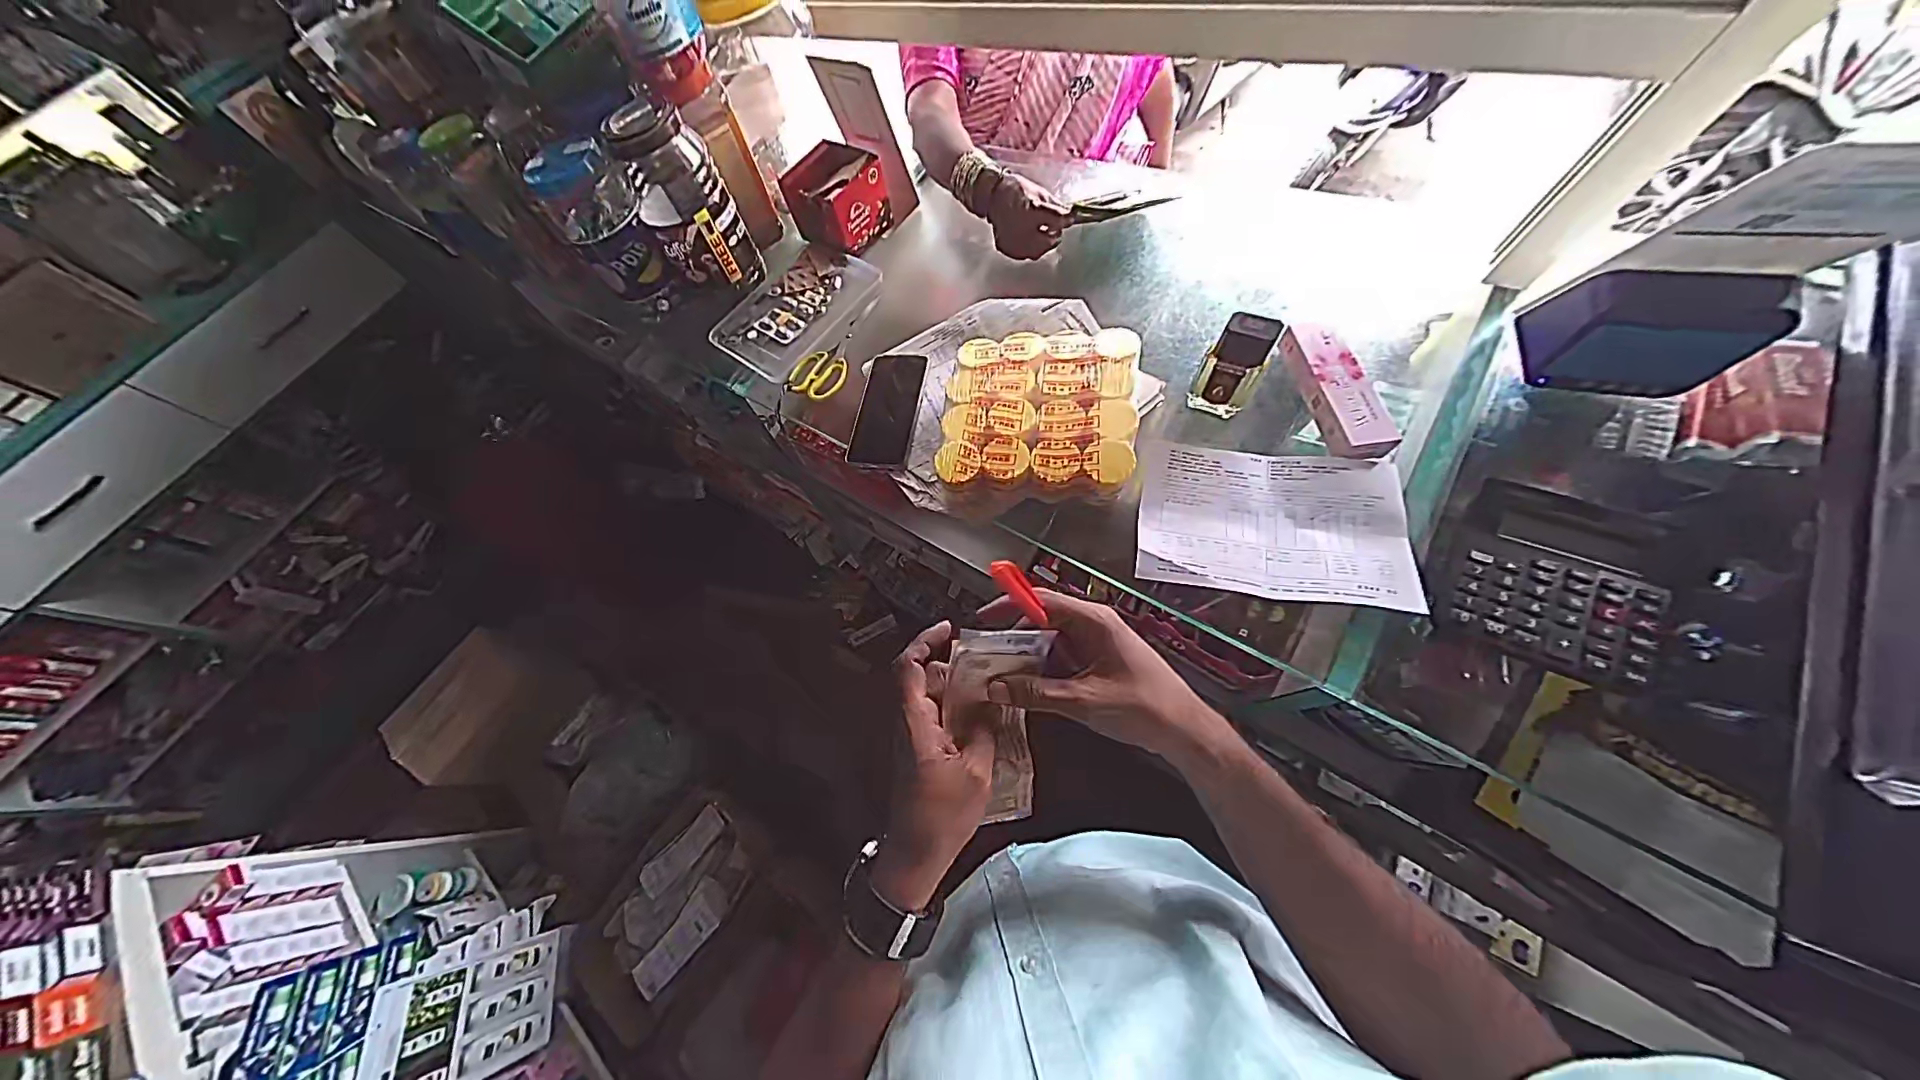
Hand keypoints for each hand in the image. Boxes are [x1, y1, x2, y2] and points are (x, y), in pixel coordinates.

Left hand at [876, 620, 994, 910]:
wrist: (915, 854)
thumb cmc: (941, 817)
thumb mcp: (976, 771)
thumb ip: (983, 729)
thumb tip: (989, 700)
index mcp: (915, 723)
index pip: (908, 668)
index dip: (924, 641)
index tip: (948, 629)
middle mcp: (907, 723)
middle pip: (920, 677)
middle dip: (947, 661)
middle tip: (981, 658)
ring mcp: (910, 737)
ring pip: (928, 695)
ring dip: (952, 684)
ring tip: (986, 682)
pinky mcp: (917, 749)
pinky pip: (933, 715)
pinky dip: (952, 705)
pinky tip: (978, 713)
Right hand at [984, 172, 1071, 259]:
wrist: (993, 195)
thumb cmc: (1016, 191)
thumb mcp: (1040, 193)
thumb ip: (1056, 207)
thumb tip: (1068, 216)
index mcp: (1034, 212)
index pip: (1059, 221)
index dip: (1067, 219)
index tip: (1069, 218)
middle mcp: (1024, 230)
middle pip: (1049, 241)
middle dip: (1054, 234)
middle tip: (1053, 226)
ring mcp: (1015, 242)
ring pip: (1038, 251)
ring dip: (1042, 243)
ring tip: (1039, 232)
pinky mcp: (1008, 248)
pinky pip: (1024, 253)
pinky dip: (1029, 247)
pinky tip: (1027, 236)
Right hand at [984, 589, 1233, 764]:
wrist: (1184, 730)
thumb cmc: (1145, 707)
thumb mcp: (1083, 700)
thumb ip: (1036, 693)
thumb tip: (997, 686)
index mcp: (1094, 621)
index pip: (1041, 599)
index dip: (1008, 604)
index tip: (984, 618)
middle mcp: (1094, 625)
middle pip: (1042, 619)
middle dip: (1014, 637)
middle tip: (989, 656)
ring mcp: (1097, 642)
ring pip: (1051, 640)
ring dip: (1029, 656)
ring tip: (1005, 675)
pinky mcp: (1099, 660)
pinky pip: (1063, 656)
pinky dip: (1045, 668)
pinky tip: (1032, 687)